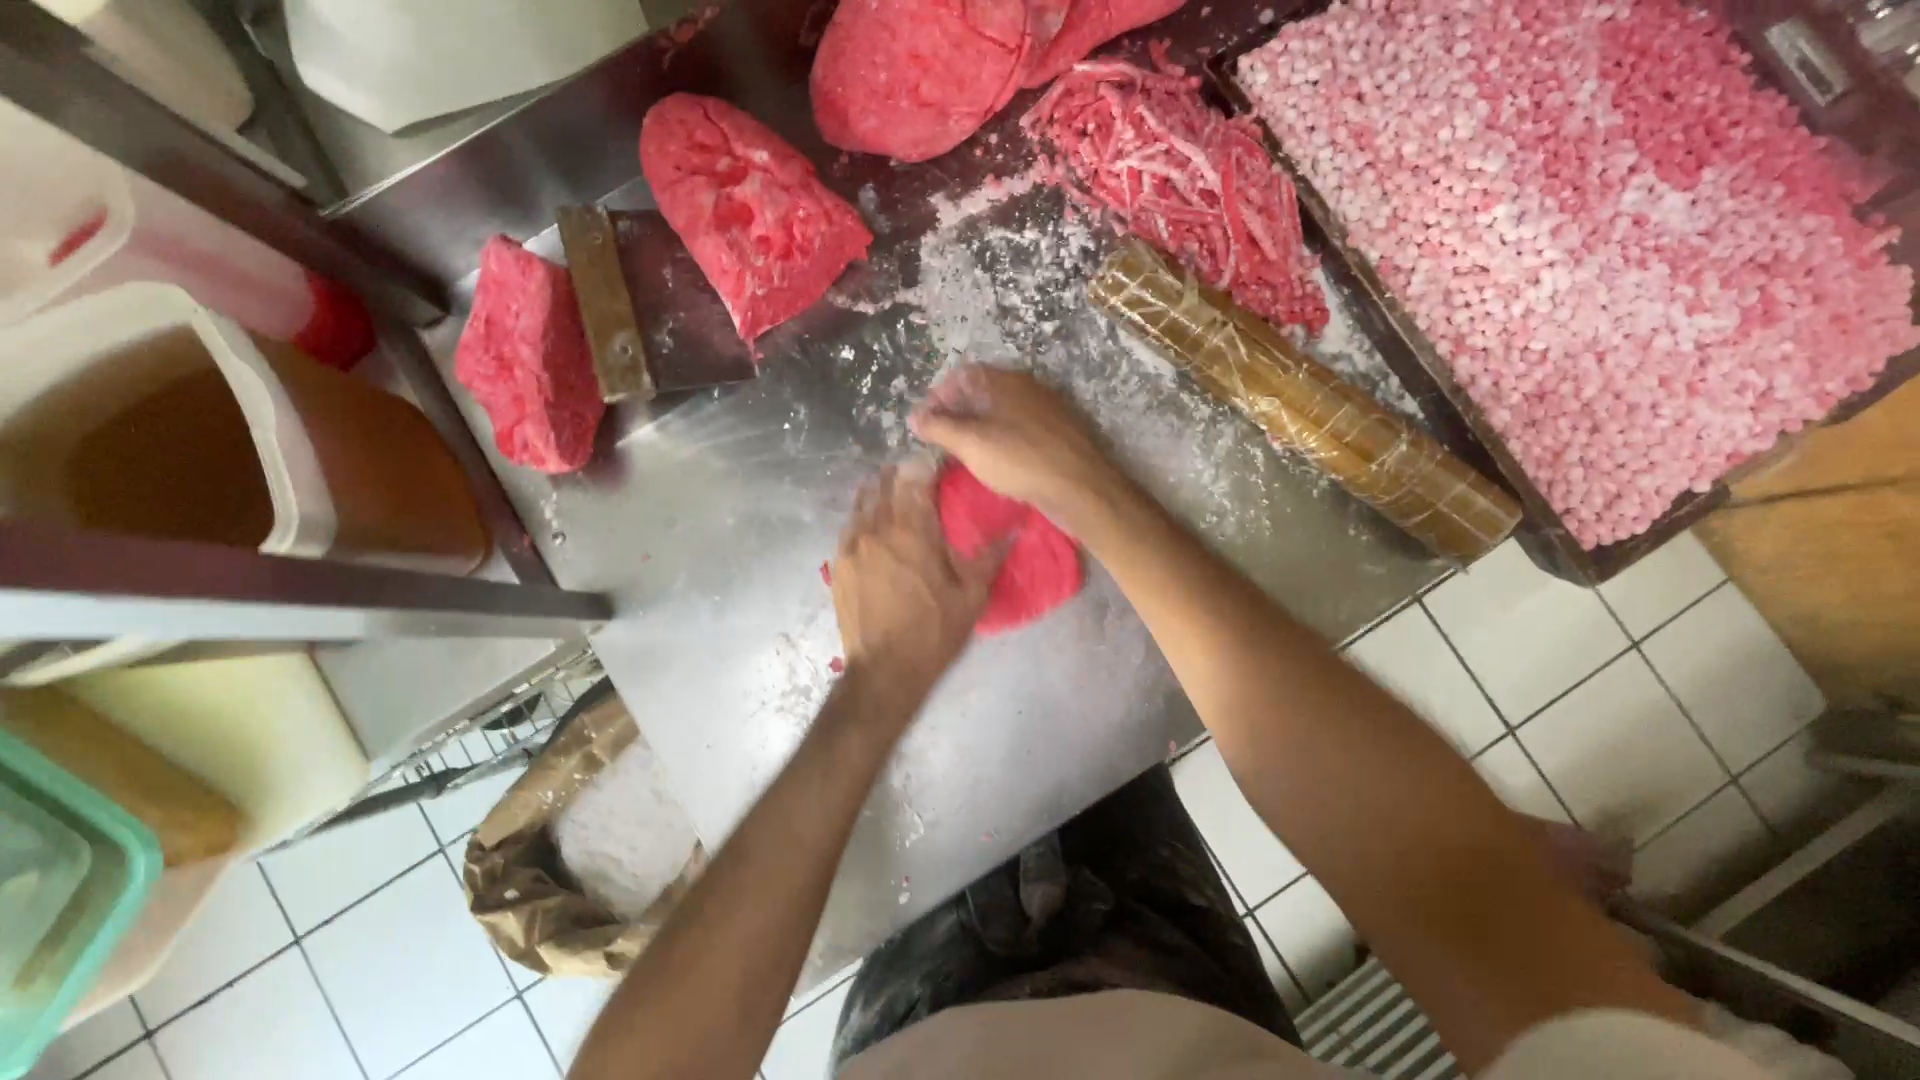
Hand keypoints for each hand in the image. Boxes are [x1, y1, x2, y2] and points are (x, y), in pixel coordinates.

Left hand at [832, 461, 1002, 699]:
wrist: (885, 669)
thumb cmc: (934, 632)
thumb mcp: (971, 597)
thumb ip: (990, 558)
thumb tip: (1015, 531)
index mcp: (914, 532)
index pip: (916, 481)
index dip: (926, 466)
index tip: (937, 463)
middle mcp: (879, 530)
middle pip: (886, 486)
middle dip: (900, 474)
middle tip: (914, 472)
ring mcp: (853, 546)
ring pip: (863, 503)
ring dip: (877, 490)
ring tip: (889, 486)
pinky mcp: (838, 564)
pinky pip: (848, 527)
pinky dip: (860, 515)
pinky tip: (867, 519)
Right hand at [909, 365, 1127, 528]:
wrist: (1079, 486)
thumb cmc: (1020, 459)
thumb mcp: (971, 444)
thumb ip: (939, 428)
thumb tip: (914, 416)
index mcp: (1004, 380)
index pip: (962, 374)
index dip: (939, 396)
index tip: (926, 423)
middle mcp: (1026, 386)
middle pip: (983, 391)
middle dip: (959, 412)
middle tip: (943, 440)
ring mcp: (1046, 408)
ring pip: (1003, 411)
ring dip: (981, 427)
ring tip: (967, 453)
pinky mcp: (1059, 432)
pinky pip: (1021, 428)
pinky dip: (1003, 439)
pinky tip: (1000, 462)